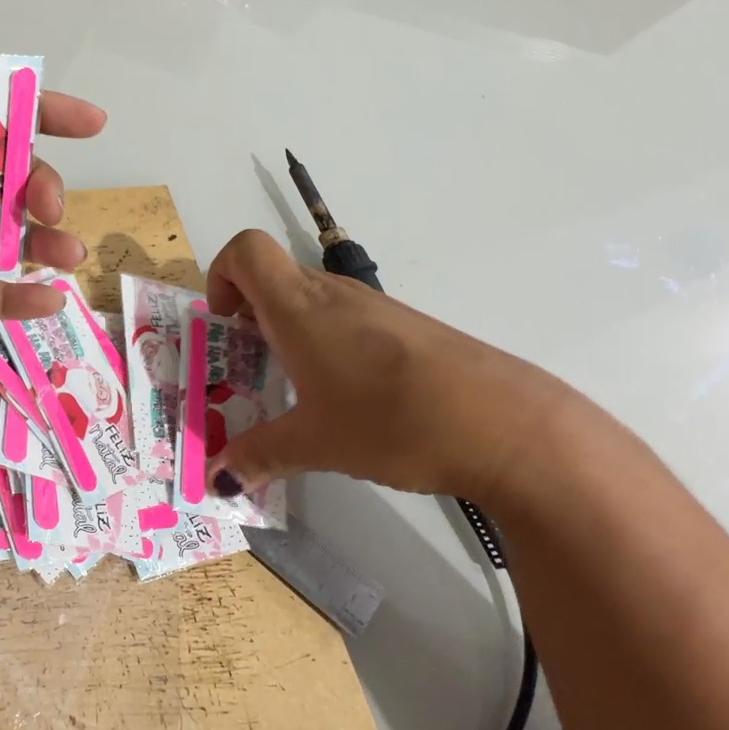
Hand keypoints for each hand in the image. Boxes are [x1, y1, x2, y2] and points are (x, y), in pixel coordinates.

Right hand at [204, 230, 588, 503]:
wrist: (512, 429)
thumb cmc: (393, 421)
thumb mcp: (315, 445)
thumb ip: (258, 455)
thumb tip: (216, 481)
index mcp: (298, 307)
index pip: (245, 249)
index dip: (221, 277)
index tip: (225, 328)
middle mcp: (332, 295)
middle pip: (273, 279)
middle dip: (246, 320)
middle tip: (246, 374)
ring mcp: (375, 308)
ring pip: (309, 303)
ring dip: (285, 336)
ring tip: (294, 394)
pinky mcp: (407, 330)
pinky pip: (345, 323)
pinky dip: (325, 348)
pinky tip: (347, 401)